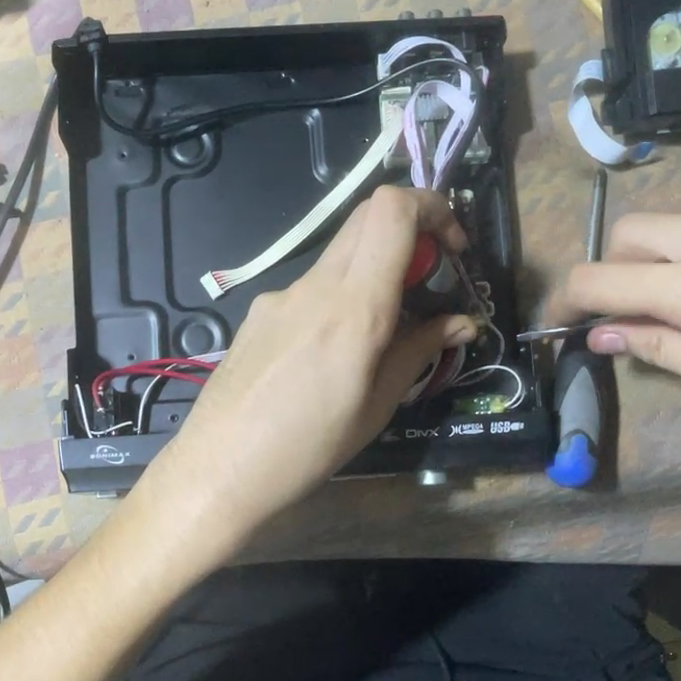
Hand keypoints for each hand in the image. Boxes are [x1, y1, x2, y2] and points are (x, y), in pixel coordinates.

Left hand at [148, 186, 477, 530]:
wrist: (218, 471)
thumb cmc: (308, 448)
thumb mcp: (377, 406)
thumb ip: (419, 350)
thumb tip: (461, 322)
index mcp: (353, 308)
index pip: (392, 210)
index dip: (432, 209)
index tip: (452, 251)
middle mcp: (314, 287)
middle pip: (368, 218)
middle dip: (410, 235)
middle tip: (425, 288)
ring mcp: (279, 296)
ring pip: (338, 258)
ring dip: (372, 275)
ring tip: (377, 340)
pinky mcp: (257, 314)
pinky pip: (309, 290)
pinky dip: (336, 302)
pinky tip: (326, 359)